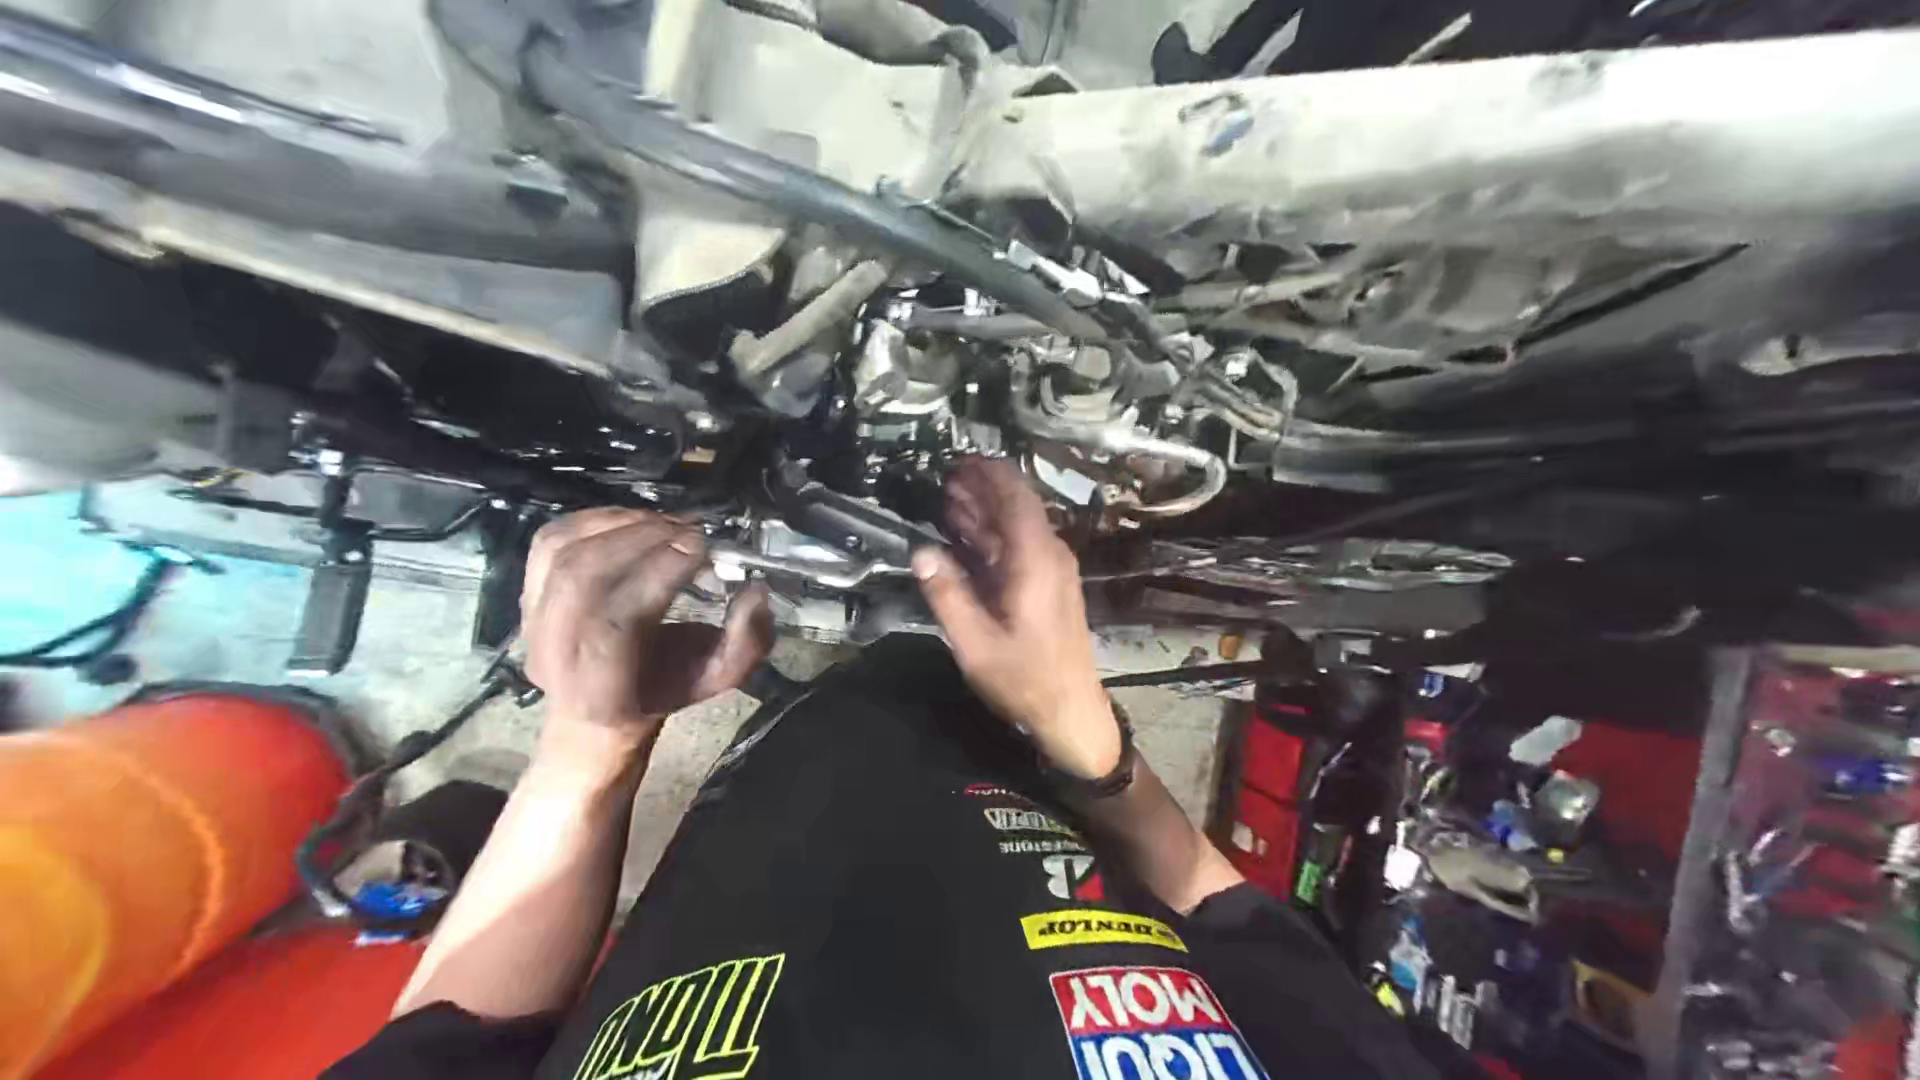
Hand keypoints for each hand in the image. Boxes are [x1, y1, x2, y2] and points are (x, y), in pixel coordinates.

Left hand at [521, 509, 771, 756]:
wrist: (600, 708)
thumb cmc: (667, 688)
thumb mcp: (719, 677)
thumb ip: (747, 641)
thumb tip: (754, 590)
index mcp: (601, 690)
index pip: (616, 623)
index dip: (658, 575)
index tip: (702, 547)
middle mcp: (553, 655)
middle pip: (582, 578)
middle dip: (640, 541)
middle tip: (688, 528)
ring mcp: (531, 622)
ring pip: (563, 554)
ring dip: (620, 526)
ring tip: (667, 521)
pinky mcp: (525, 594)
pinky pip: (550, 541)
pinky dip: (595, 520)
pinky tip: (634, 519)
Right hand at [911, 458, 1121, 778]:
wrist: (1071, 712)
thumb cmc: (1026, 679)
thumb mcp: (976, 644)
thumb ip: (948, 596)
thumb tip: (921, 553)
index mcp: (1036, 561)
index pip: (1016, 499)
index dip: (990, 474)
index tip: (962, 459)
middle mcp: (1049, 556)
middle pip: (1016, 507)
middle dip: (982, 489)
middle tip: (946, 477)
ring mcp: (1051, 571)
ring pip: (1016, 527)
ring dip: (985, 511)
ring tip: (949, 498)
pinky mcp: (1048, 586)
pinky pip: (1018, 548)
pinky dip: (992, 537)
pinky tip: (966, 537)